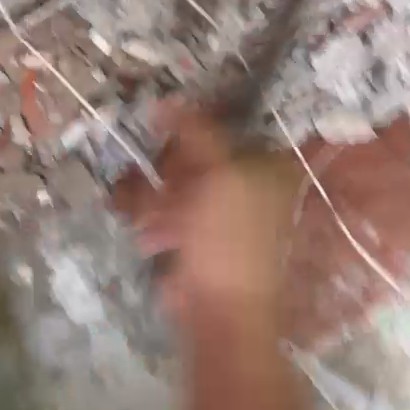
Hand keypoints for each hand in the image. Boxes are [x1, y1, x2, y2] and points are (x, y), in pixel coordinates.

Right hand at [114, 108, 303, 334]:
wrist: (221, 310)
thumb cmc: (227, 238)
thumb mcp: (218, 175)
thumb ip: (195, 132)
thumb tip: (166, 99)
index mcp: (264, 167)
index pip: (221, 131)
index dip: (189, 131)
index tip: (159, 134)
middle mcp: (244, 187)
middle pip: (193, 158)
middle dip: (166, 169)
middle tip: (155, 179)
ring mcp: (218, 216)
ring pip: (174, 187)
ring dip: (152, 197)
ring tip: (145, 214)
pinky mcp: (194, 240)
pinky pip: (166, 215)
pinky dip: (152, 220)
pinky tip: (146, 233)